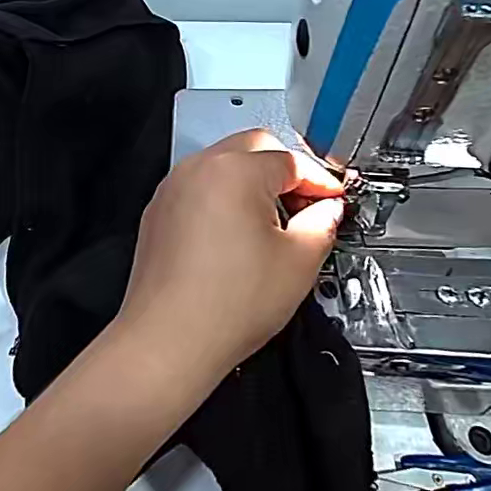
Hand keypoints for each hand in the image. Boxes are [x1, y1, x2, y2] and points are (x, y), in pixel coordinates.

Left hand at [114, 129, 344, 382]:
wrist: (168, 341)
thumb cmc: (224, 306)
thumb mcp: (299, 262)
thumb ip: (322, 224)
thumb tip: (326, 212)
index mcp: (235, 171)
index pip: (290, 160)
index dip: (319, 180)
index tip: (332, 198)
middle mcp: (199, 169)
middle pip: (255, 148)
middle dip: (286, 171)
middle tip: (307, 203)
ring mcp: (173, 188)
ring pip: (225, 165)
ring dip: (253, 182)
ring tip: (273, 224)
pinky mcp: (159, 211)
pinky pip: (200, 188)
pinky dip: (224, 199)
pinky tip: (237, 237)